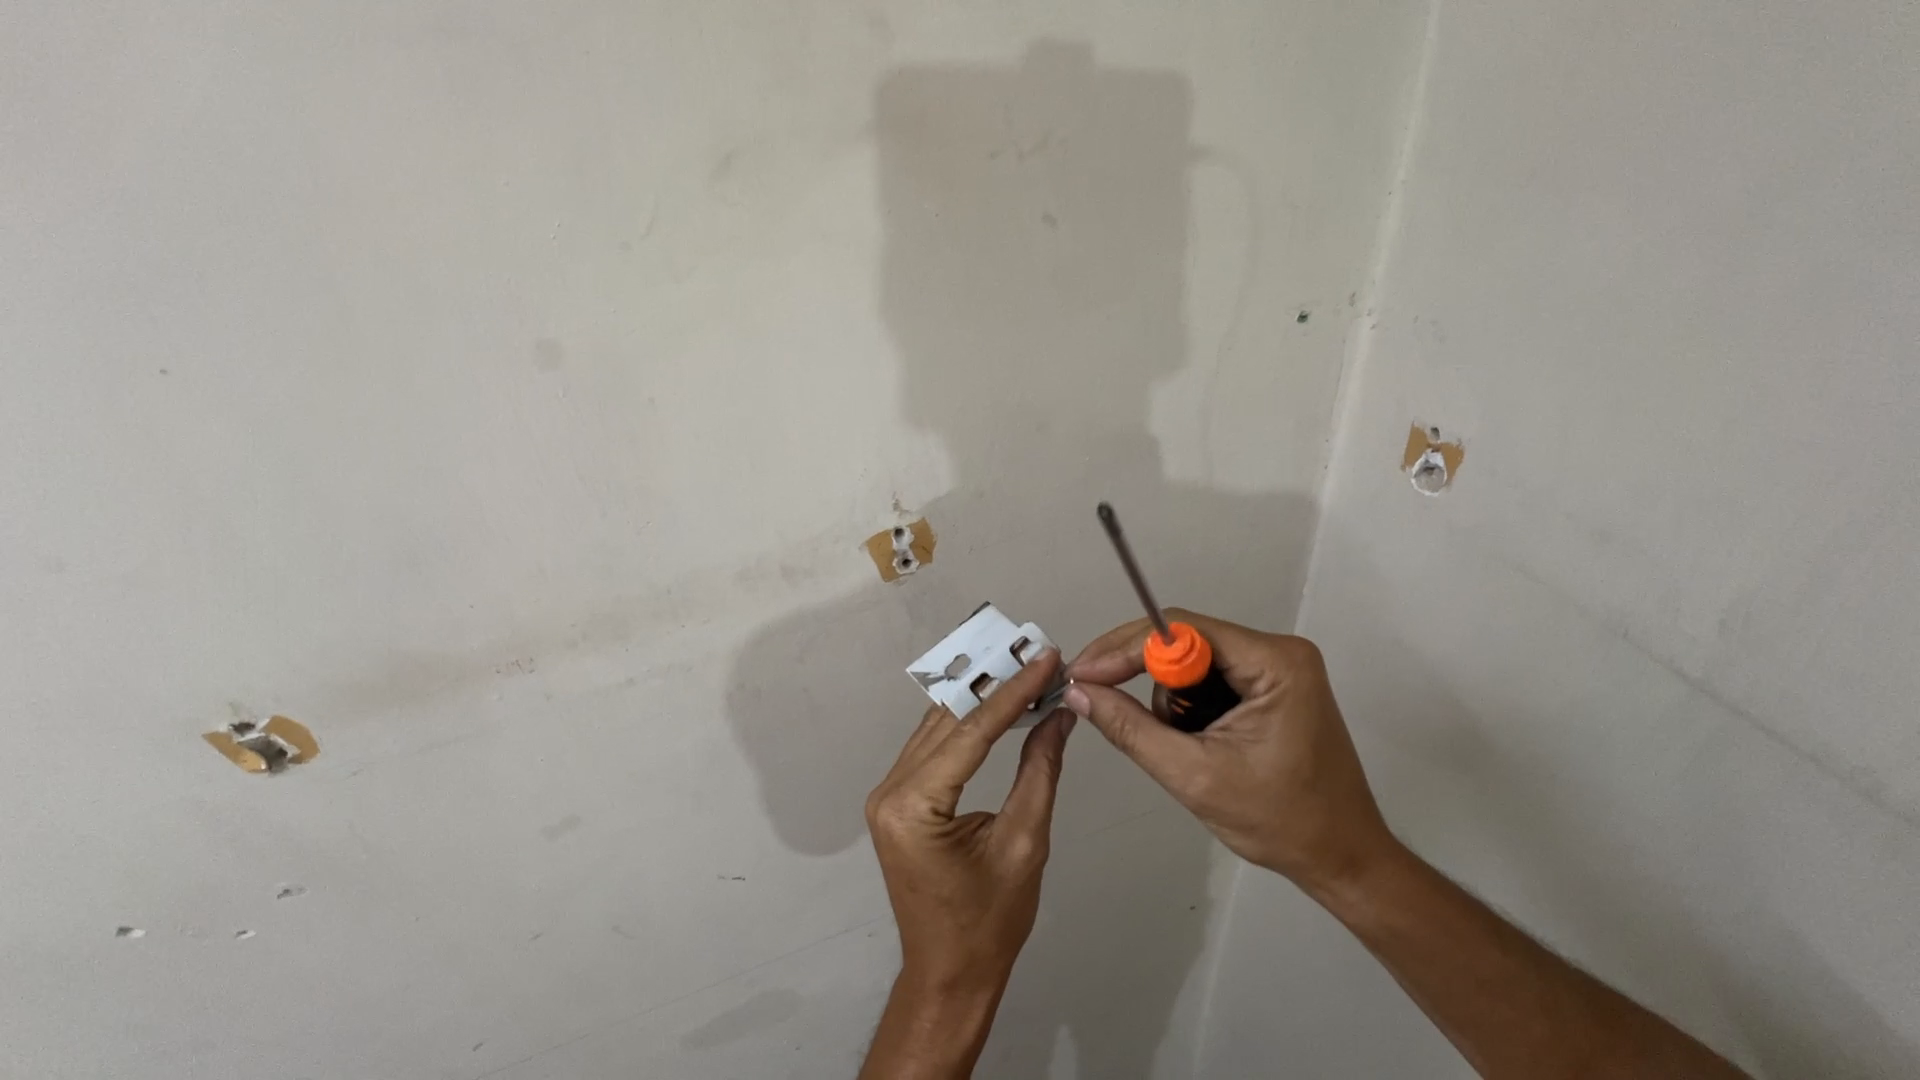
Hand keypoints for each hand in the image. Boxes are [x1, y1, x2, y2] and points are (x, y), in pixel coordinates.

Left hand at [865, 649, 1075, 992]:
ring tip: (1024, 673)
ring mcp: (888, 795)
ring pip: (937, 729)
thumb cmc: (990, 922)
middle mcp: (890, 791)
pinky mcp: (897, 801)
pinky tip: (996, 707)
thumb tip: (1059, 715)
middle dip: (996, 687)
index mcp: (914, 806)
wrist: (950, 973)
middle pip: (948, 722)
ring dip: (981, 701)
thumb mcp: (1024, 844)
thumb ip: (1038, 771)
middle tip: (1039, 657)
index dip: (1013, 692)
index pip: (970, 732)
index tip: (1046, 659)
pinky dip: (966, 726)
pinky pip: (932, 749)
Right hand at [1064, 611, 1392, 892]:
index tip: (1082, 674)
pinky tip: (1199, 746)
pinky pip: (1210, 682)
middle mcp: (1278, 652)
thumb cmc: (1280, 821)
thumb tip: (1079, 691)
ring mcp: (1277, 669)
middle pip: (1184, 642)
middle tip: (1103, 703)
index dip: (1124, 649)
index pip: (1180, 630)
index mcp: (1274, 662)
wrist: (1342, 858)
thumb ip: (1130, 728)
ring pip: (1192, 665)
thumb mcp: (1193, 775)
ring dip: (1171, 703)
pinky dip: (1190, 711)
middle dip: (1144, 678)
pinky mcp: (1272, 689)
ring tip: (1183, 751)